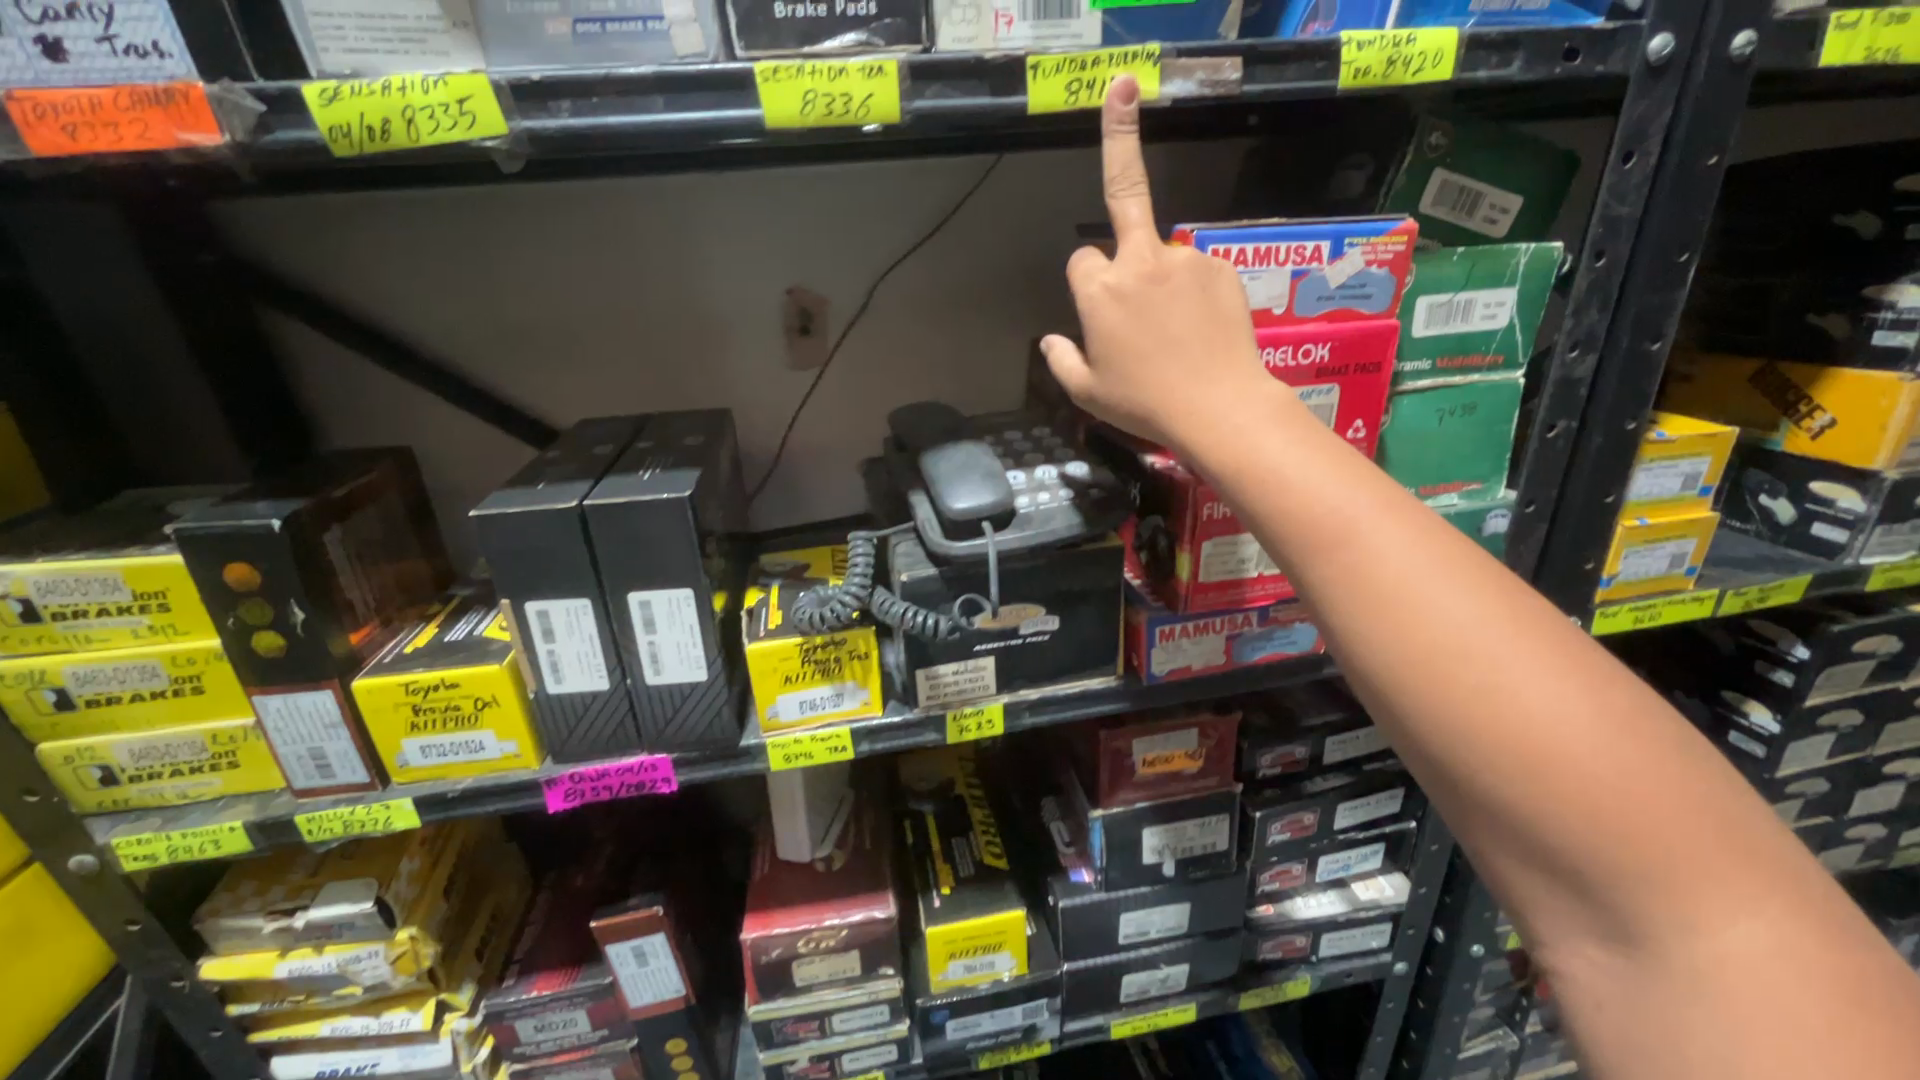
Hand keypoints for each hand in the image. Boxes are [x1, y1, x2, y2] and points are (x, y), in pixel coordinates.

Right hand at [1040, 75, 1281, 455]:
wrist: (1218, 408)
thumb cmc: (1144, 404)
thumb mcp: (1087, 393)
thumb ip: (1060, 361)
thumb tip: (1050, 341)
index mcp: (1099, 291)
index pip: (1080, 260)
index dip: (1086, 282)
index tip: (1096, 307)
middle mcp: (1138, 262)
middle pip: (1123, 191)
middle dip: (1118, 138)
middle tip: (1122, 87)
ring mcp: (1183, 260)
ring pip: (1162, 254)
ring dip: (1162, 278)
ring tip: (1179, 334)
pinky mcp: (1220, 266)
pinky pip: (1198, 272)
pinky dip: (1196, 292)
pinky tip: (1204, 330)